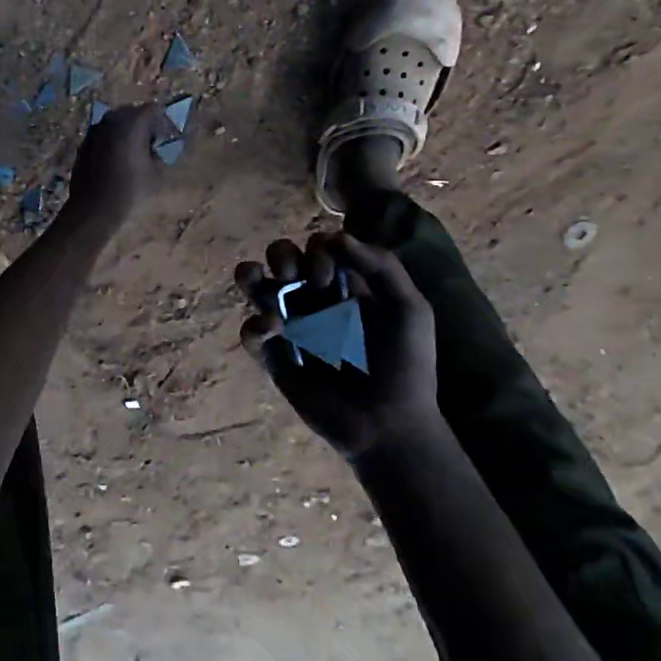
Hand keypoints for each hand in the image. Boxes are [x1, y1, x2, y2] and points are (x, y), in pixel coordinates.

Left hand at [64, 104, 166, 226]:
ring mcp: (94, 130)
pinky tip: (115, 160)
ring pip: (115, 122)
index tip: (166, 137)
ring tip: (133, 152)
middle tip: (151, 142)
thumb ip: (160, 156)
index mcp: (132, 123)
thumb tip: (156, 151)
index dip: (162, 121)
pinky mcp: (84, 143)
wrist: (94, 207)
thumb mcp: (157, 175)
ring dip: (126, 131)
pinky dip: (111, 141)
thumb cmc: (130, 189)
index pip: (153, 109)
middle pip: (132, 112)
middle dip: (143, 124)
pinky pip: (102, 135)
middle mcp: (112, 120)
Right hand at [235, 232, 438, 458]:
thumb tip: (335, 236)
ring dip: (250, 277)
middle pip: (282, 260)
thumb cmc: (405, 366)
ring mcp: (293, 330)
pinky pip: (251, 335)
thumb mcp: (409, 309)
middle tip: (295, 275)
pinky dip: (254, 327)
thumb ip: (381, 265)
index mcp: (344, 289)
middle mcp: (314, 303)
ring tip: (256, 280)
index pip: (317, 250)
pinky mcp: (276, 360)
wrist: (390, 424)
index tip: (330, 275)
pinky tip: (273, 330)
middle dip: (281, 255)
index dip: (317, 252)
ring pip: (256, 290)